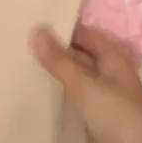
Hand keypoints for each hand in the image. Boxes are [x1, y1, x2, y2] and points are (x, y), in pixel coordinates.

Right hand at [30, 26, 141, 142]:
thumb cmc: (116, 114)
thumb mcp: (85, 85)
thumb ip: (60, 61)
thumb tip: (35, 30)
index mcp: (112, 56)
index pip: (83, 33)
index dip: (62, 27)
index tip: (35, 24)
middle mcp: (109, 73)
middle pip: (80, 55)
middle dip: (57, 51)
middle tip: (25, 45)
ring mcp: (105, 96)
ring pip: (77, 78)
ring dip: (58, 75)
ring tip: (28, 66)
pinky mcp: (99, 118)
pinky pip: (77, 100)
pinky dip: (62, 96)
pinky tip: (42, 96)